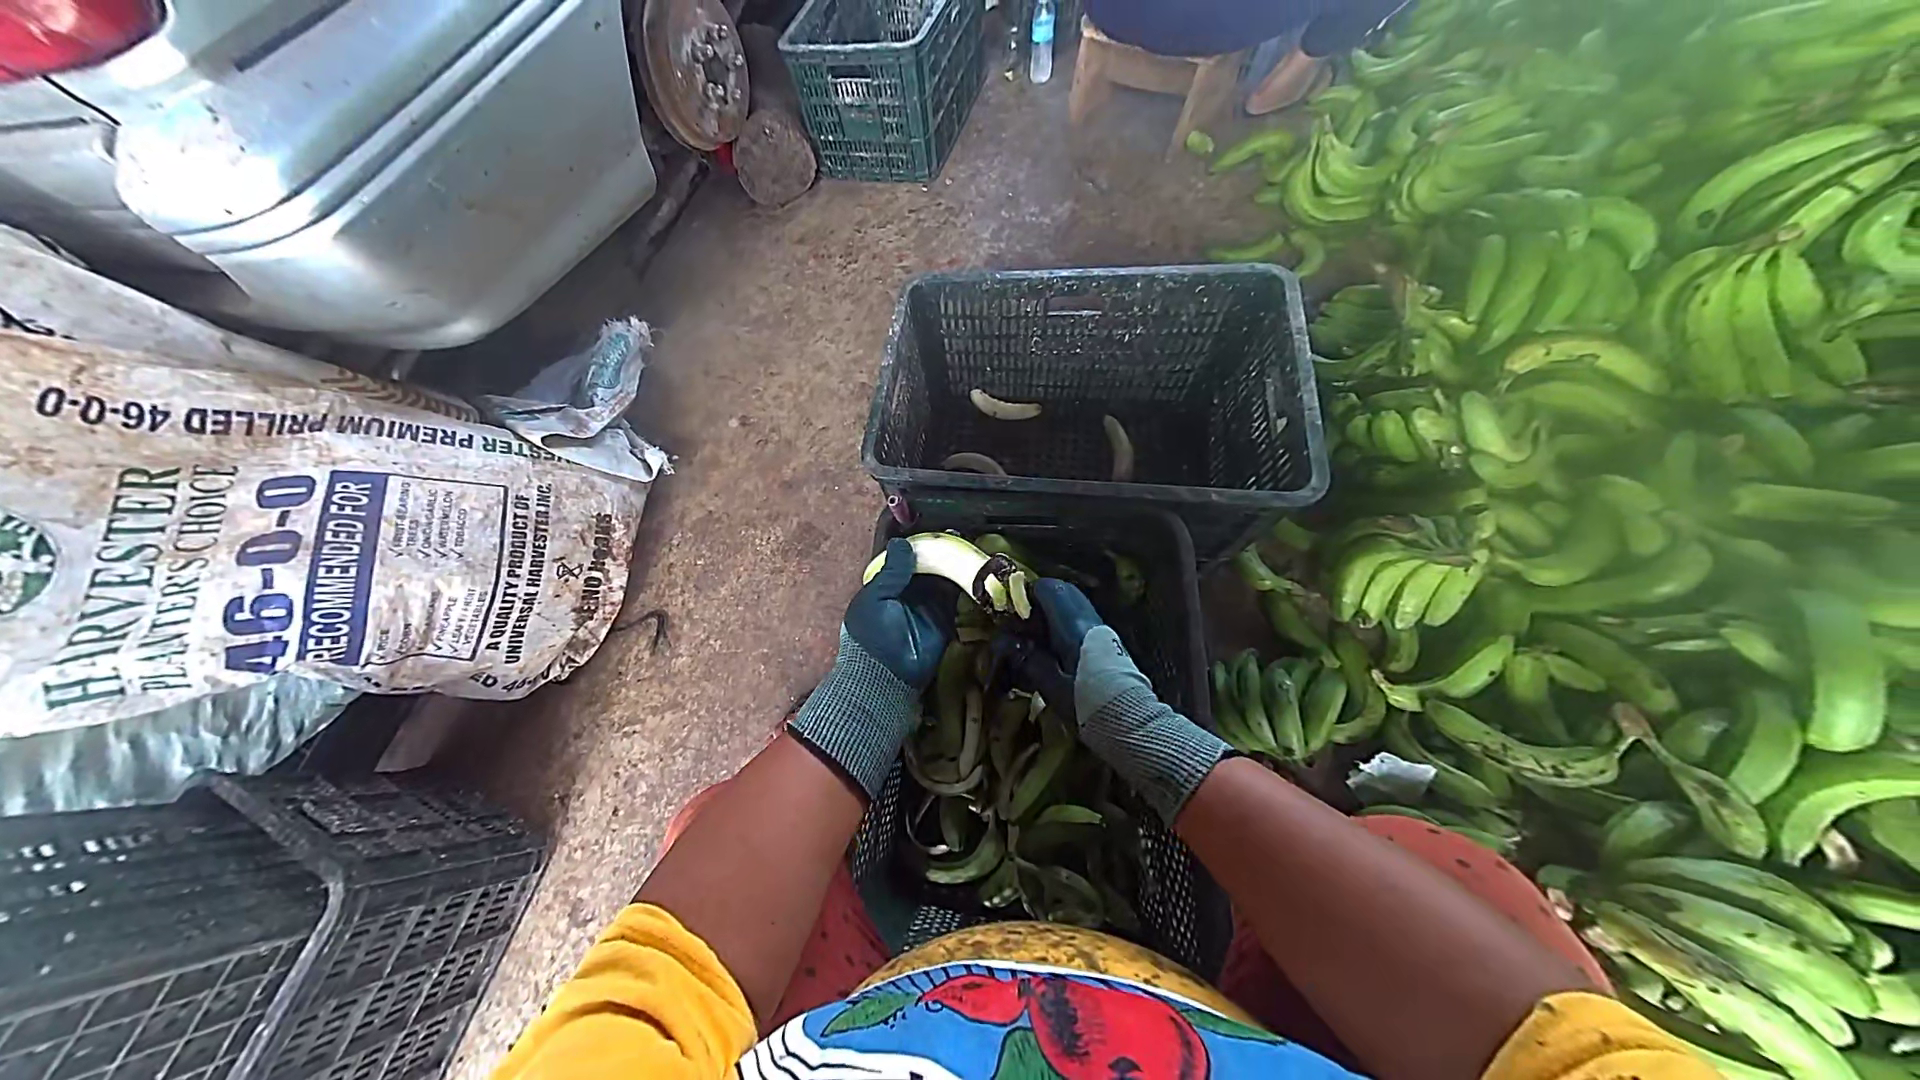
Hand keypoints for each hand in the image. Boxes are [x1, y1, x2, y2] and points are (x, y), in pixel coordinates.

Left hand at [787, 539, 959, 799]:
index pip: (902, 553)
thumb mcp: (875, 599)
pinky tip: (976, 566)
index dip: (914, 538)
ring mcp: (929, 601)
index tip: (929, 521)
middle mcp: (910, 587)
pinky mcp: (946, 615)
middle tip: (959, 528)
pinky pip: (958, 594)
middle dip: (941, 546)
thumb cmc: (871, 636)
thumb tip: (903, 543)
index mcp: (887, 580)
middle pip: (929, 560)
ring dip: (956, 561)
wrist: (886, 677)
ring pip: (946, 574)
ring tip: (970, 542)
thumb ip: (891, 571)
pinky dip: (967, 581)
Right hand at [1022, 577, 1230, 823]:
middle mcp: (1090, 620)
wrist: (1131, 723)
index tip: (1012, 612)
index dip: (1027, 594)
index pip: (1050, 589)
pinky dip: (1062, 628)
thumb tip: (1005, 642)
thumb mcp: (1052, 685)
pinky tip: (1052, 651)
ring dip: (1051, 617)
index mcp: (1074, 625)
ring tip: (1034, 640)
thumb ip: (1028, 660)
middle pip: (1063, 594)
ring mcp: (1101, 631)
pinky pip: (1079, 623)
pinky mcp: (1107, 644)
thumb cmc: (1088, 703)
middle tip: (1021, 624)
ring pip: (1072, 608)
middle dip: (1039, 604)